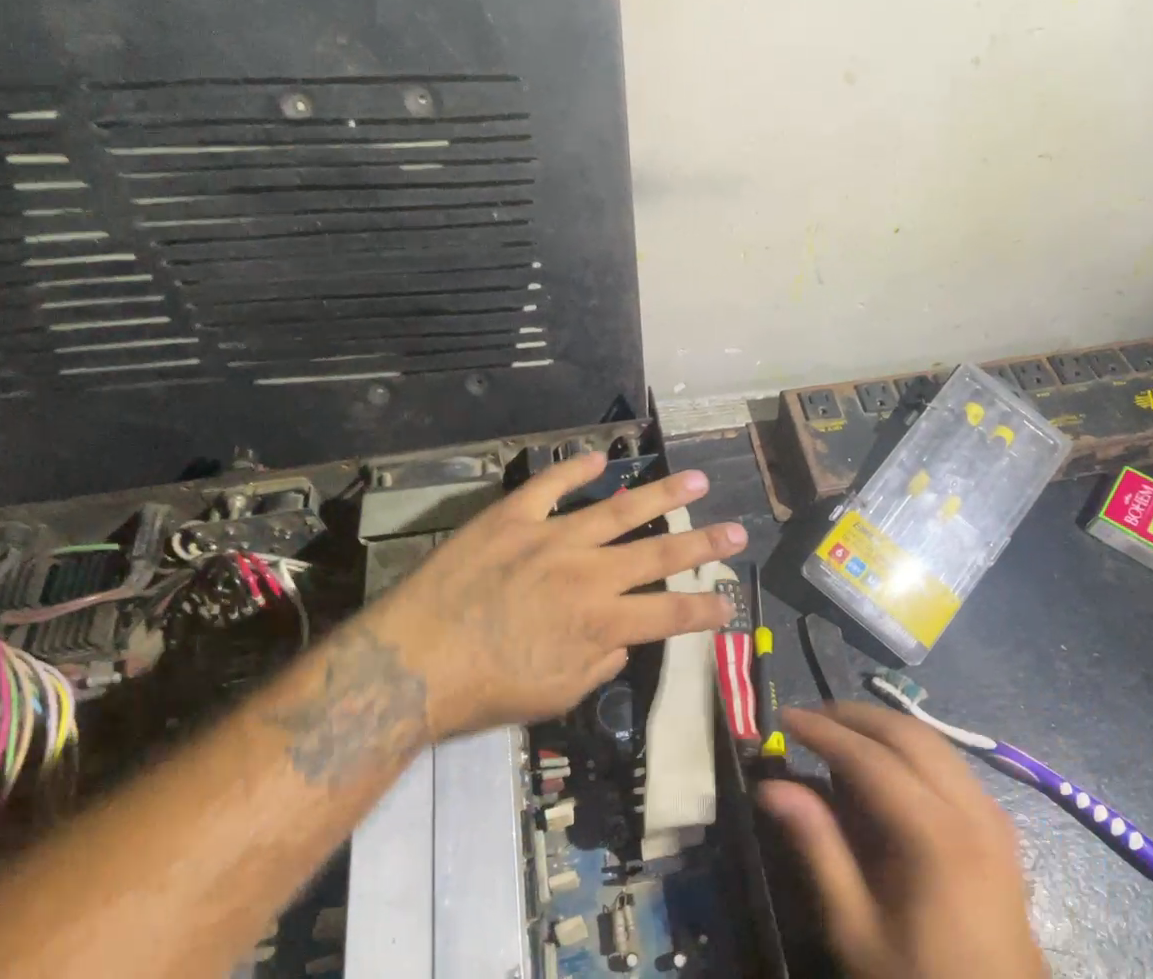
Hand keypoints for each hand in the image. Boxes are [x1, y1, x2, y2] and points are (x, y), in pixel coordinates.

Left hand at [367, 452, 748, 736]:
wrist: (413, 662)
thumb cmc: (485, 690)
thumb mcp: (556, 695)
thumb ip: (599, 664)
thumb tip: (622, 638)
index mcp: (601, 622)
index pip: (670, 614)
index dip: (706, 608)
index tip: (731, 601)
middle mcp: (588, 573)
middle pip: (659, 554)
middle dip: (704, 544)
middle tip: (739, 529)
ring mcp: (550, 538)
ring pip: (619, 510)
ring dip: (662, 495)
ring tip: (696, 481)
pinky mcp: (511, 517)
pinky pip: (549, 485)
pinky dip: (576, 469)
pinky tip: (602, 458)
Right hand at [759, 703, 1046, 978]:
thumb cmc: (918, 976)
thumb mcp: (855, 928)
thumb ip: (818, 848)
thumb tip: (772, 787)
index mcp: (937, 836)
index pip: (872, 758)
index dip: (824, 732)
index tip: (784, 715)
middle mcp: (973, 809)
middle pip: (909, 734)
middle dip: (855, 716)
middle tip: (808, 717)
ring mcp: (993, 814)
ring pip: (934, 741)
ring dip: (884, 727)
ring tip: (837, 732)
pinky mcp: (999, 825)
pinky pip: (951, 763)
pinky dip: (911, 747)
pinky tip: (882, 763)